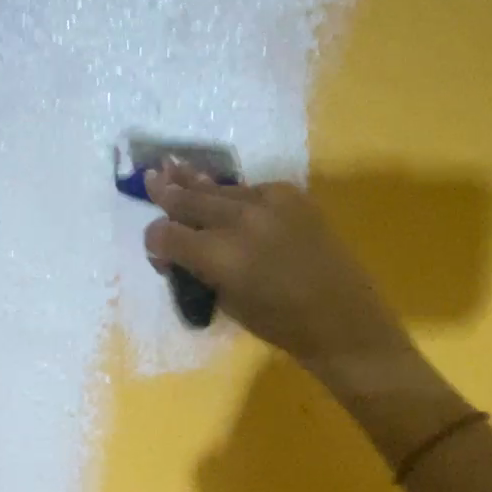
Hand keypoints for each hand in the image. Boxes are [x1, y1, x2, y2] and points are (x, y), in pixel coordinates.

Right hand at [143, 162, 413, 376]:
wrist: (341, 316)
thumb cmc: (281, 325)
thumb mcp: (229, 303)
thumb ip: (201, 271)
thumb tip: (181, 252)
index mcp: (220, 255)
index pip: (168, 234)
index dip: (155, 241)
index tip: (156, 248)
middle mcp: (240, 220)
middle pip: (191, 200)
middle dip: (168, 193)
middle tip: (150, 178)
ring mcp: (269, 201)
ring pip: (220, 189)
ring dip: (197, 184)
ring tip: (173, 166)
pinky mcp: (291, 195)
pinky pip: (250, 190)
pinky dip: (232, 196)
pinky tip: (224, 197)